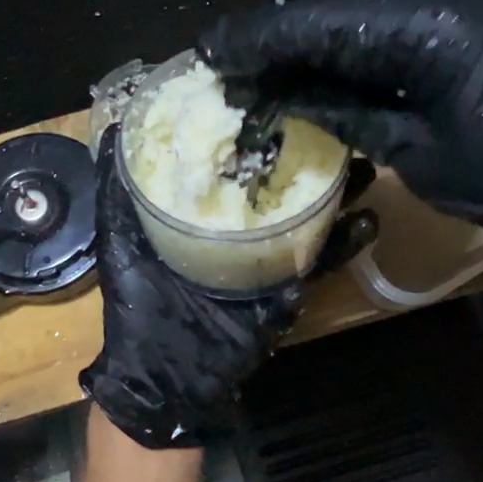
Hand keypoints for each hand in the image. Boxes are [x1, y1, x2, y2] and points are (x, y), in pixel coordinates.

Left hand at [79, 126, 362, 447]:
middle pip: (281, 191)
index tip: (282, 103)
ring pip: (309, 224)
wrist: (157, 378)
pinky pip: (315, 269)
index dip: (262, 138)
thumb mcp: (121, 241)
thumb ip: (118, 192)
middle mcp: (239, 235)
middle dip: (312, 163)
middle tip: (339, 132)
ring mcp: (265, 265)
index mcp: (203, 217)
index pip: (238, 169)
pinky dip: (339, 249)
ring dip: (339, 198)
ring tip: (366, 173)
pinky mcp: (282, 295)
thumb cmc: (136, 307)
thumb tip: (116, 130)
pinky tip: (363, 225)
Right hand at [198, 0, 482, 275]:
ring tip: (297, 58)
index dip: (253, 37)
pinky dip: (361, 13)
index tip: (208, 51)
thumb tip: (278, 94)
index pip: (312, 20)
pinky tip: (350, 55)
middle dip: (287, 8)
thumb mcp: (418, 154)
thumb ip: (344, 111)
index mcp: (422, 26)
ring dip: (322, 7)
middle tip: (260, 58)